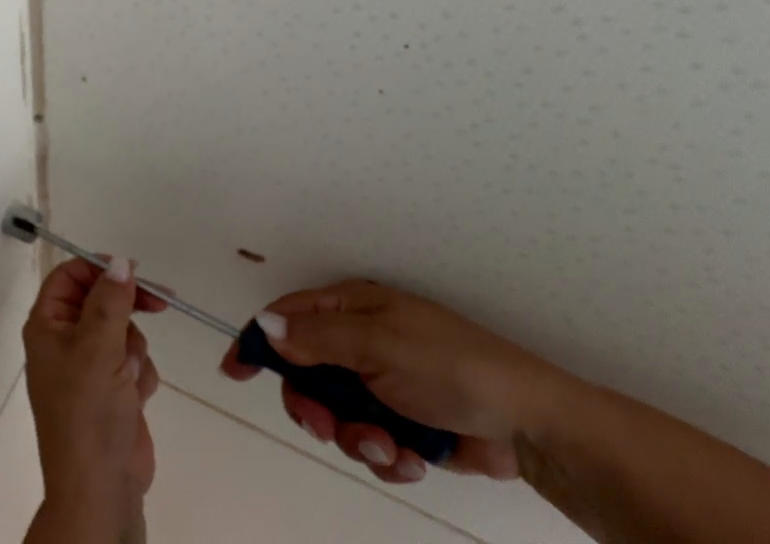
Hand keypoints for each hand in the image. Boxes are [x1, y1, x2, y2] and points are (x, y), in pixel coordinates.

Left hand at [23, 255, 166, 500]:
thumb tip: (119, 262)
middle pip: (101, 301)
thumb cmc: (89, 409)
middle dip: (128, 308)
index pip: (69, 277)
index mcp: (46, 325)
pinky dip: (140, 374)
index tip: (134, 270)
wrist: (101, 483)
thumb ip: (110, 300)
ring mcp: (89, 366)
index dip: (99, 269)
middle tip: (161, 303)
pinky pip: (134, 361)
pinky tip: (136, 396)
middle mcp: (64, 340)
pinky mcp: (113, 389)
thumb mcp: (98, 346)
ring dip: (134, 349)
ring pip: (123, 331)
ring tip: (128, 376)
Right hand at [220, 279, 569, 485]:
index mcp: (353, 309)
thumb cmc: (452, 367)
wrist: (532, 426)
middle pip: (304, 373)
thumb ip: (317, 338)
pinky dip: (383, 455)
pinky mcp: (402, 424)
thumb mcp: (379, 345)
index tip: (236, 370)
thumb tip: (264, 325)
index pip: (288, 317)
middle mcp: (361, 342)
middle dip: (311, 406)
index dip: (259, 340)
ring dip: (353, 437)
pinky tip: (408, 459)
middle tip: (322, 425)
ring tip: (386, 447)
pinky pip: (367, 441)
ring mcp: (381, 384)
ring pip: (334, 414)